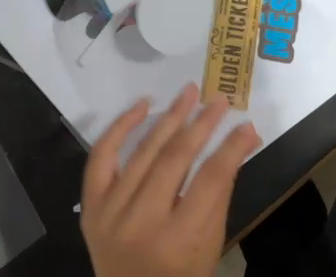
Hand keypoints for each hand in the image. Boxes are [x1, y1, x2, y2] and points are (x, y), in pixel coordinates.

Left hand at [81, 84, 259, 276]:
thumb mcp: (210, 244)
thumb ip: (223, 189)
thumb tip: (245, 137)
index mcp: (177, 242)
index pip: (210, 180)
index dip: (231, 148)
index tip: (245, 125)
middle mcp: (140, 224)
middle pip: (175, 160)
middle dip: (201, 124)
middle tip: (219, 100)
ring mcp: (110, 215)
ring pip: (143, 152)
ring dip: (169, 117)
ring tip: (189, 92)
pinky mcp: (90, 208)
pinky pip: (101, 159)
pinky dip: (120, 128)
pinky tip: (142, 106)